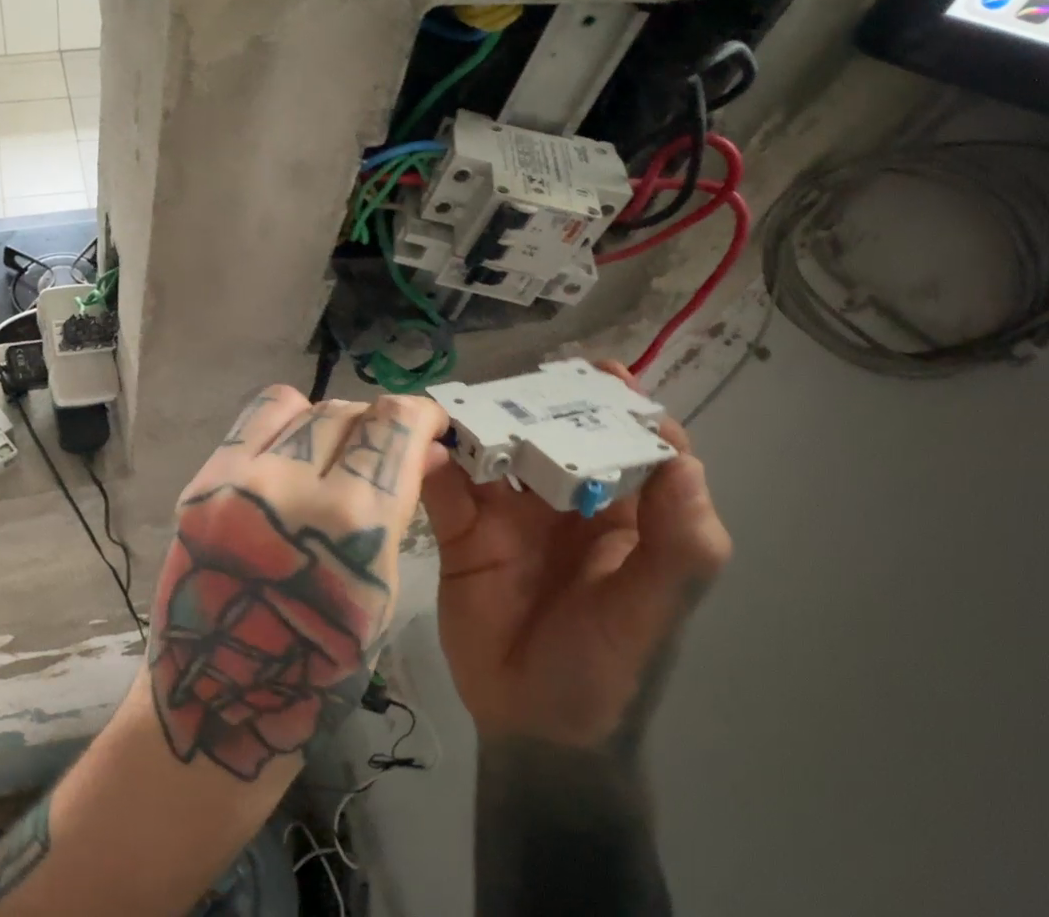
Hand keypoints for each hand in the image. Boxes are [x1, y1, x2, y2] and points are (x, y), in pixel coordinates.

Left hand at [146, 387, 449, 780]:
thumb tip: (422, 449)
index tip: (426, 427)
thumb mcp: (379, 589)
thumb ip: (395, 510)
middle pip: (344, 410)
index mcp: (350, 522)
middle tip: (378, 454)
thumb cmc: (316, 666)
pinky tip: (285, 461)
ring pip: (292, 405)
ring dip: (322, 420)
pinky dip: (277, 428)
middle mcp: (287, 484)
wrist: (215, 689)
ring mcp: (232, 479)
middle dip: (374, 424)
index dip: (419, 416)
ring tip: (328, 456)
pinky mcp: (198, 483)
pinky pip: (247, 424)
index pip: (393, 425)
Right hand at [422, 362, 730, 751]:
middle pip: (549, 438)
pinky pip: (443, 491)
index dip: (617, 406)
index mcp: (625, 515)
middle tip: (505, 379)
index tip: (595, 371)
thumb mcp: (655, 610)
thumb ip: (679, 541)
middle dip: (531, 405)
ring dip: (473, 427)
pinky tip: (419, 450)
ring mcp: (508, 518)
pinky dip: (430, 468)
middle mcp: (564, 505)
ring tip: (451, 402)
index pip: (627, 446)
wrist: (534, 726)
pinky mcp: (460, 535)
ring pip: (491, 455)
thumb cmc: (608, 669)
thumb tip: (679, 454)